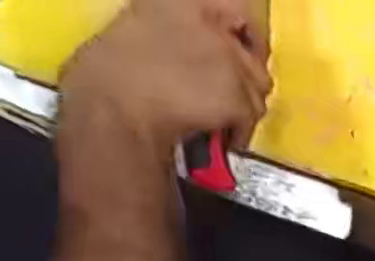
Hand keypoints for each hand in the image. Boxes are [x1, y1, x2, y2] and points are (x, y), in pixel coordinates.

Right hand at [59, 0, 270, 155]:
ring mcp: (229, 60)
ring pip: (258, 92)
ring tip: (220, 118)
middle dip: (246, 81)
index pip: (239, 10)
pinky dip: (239, 131)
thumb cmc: (116, 70)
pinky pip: (251, 118)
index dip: (249, 36)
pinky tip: (220, 134)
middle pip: (255, 60)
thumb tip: (210, 43)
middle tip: (230, 97)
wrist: (116, 105)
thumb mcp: (146, 21)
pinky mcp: (237, 96)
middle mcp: (212, 22)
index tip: (247, 51)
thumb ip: (184, 26)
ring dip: (243, 108)